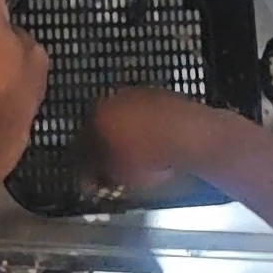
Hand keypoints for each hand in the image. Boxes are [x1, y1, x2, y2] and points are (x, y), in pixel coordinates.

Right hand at [90, 88, 243, 188]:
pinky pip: (148, 116)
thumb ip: (98, 174)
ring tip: (136, 158)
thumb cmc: (149, 156)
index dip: (84, 162)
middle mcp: (115, 99)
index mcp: (97, 115)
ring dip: (127, 136)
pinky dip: (147, 130)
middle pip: (103, 125)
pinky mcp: (164, 96)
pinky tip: (155, 146)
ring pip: (126, 119)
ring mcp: (141, 94)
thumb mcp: (118, 174)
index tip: (90, 177)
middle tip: (112, 167)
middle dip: (105, 146)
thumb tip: (91, 177)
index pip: (81, 140)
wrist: (191, 135)